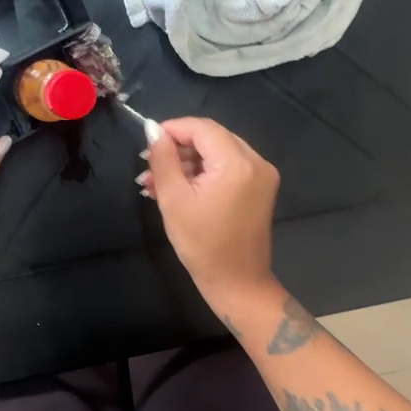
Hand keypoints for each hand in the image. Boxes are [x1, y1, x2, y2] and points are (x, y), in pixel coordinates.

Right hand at [144, 117, 280, 301]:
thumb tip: (153, 129)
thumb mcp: (174, 200)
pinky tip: (181, 188)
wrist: (237, 282)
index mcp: (236, 163)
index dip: (172, 130)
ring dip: (189, 162)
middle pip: (212, 137)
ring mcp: (262, 174)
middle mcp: (256, 161)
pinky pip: (229, 166)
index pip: (201, 128)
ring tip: (158, 184)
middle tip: (149, 169)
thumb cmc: (202, 245)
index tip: (147, 144)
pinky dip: (205, 172)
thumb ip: (163, 160)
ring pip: (219, 151)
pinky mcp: (261, 187)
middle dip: (179, 148)